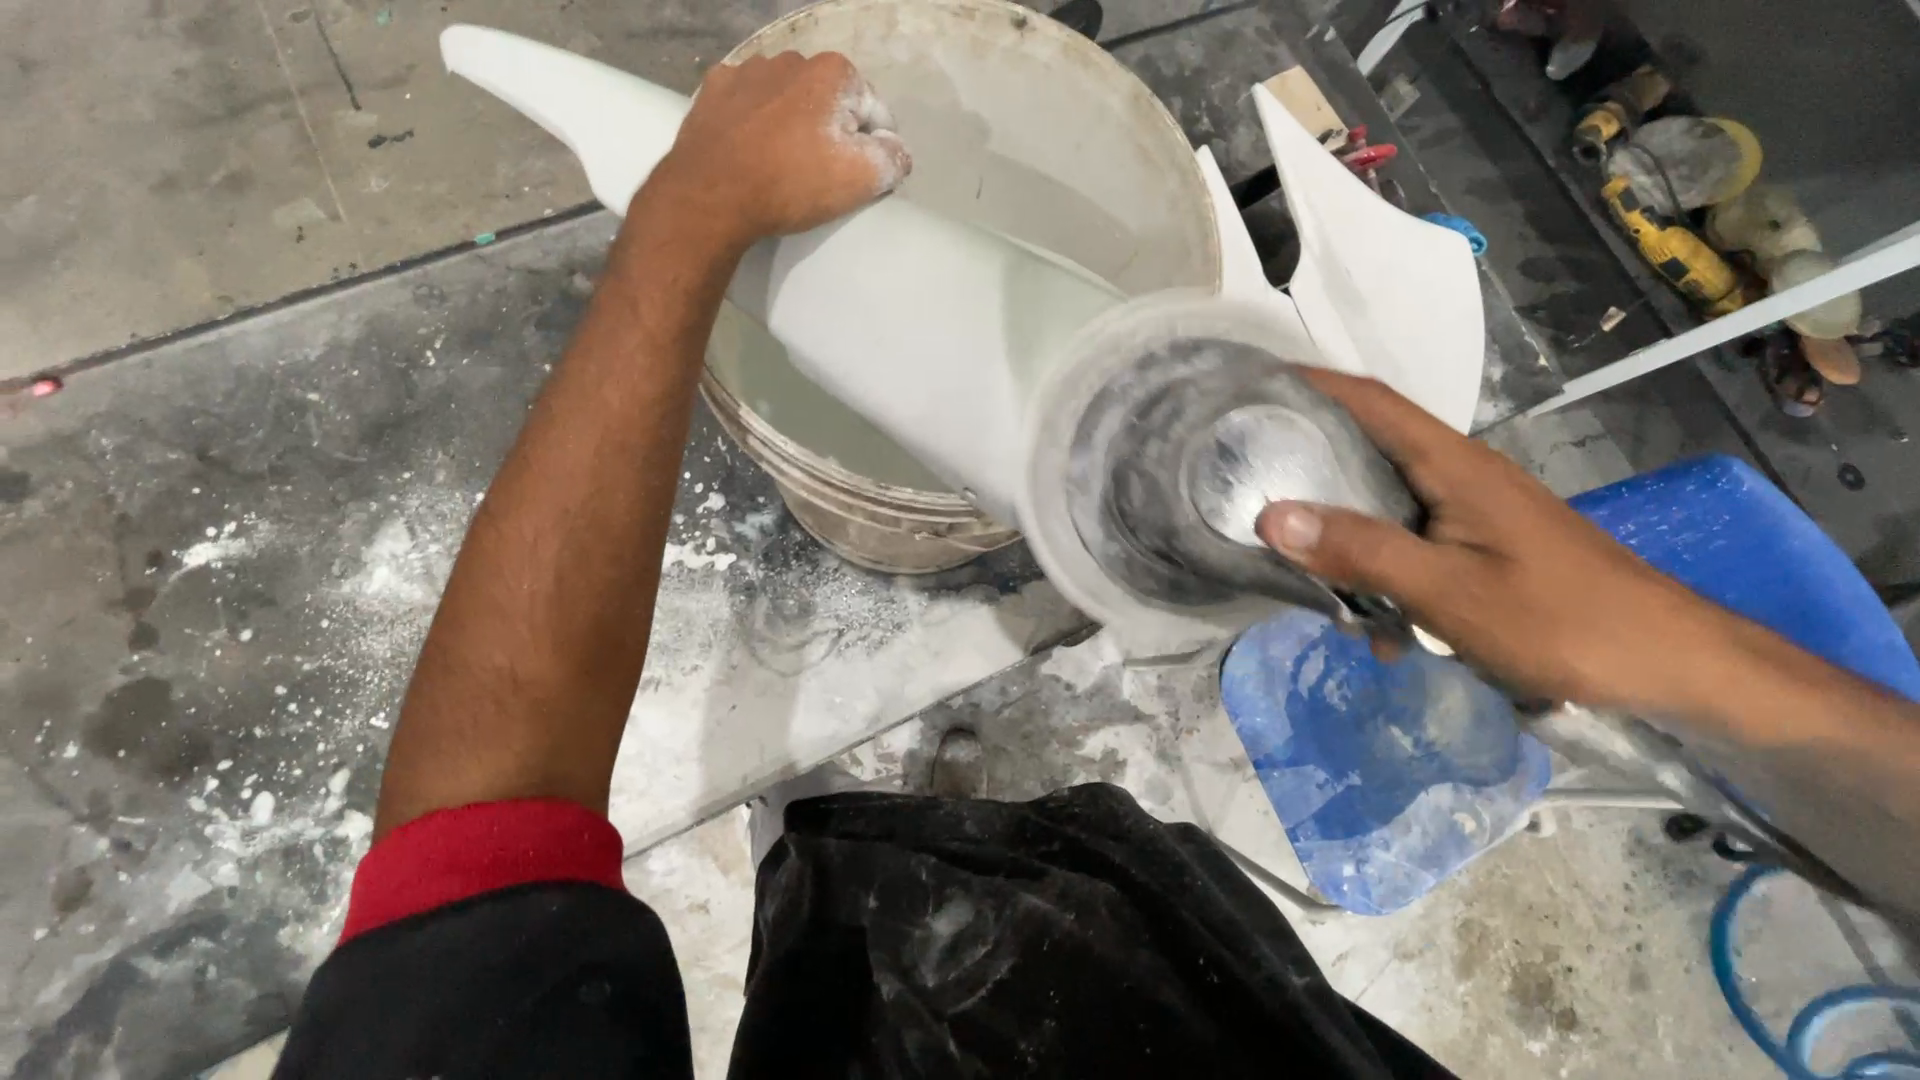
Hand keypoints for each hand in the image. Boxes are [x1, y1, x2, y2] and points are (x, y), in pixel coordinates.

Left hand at [644, 52, 910, 251]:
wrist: (710, 195)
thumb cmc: (791, 185)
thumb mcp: (861, 180)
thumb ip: (894, 159)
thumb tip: (897, 150)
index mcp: (833, 72)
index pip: (873, 114)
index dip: (873, 150)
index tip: (855, 178)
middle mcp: (792, 58)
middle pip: (830, 103)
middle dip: (832, 134)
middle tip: (818, 176)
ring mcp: (748, 69)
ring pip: (789, 101)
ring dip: (794, 127)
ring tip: (782, 167)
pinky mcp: (715, 89)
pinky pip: (750, 104)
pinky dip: (757, 124)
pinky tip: (752, 152)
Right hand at [1255, 368, 1738, 714]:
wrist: (1672, 664)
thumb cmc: (1562, 620)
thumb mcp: (1449, 592)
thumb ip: (1362, 551)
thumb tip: (1270, 516)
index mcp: (1453, 465)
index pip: (1371, 400)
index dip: (1310, 383)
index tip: (1250, 385)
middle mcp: (1459, 475)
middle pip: (1366, 448)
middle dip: (1307, 461)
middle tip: (1247, 479)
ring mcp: (1471, 512)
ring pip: (1383, 504)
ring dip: (1342, 537)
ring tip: (1305, 577)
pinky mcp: (1480, 547)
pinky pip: (1409, 544)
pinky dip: (1381, 575)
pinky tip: (1379, 630)